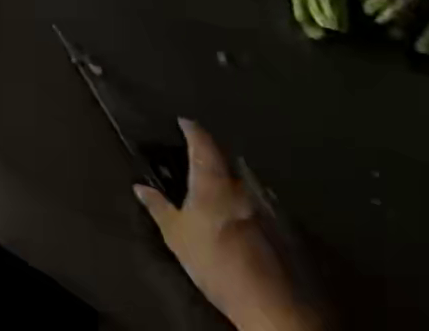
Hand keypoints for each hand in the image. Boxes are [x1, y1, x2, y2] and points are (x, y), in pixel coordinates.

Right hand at [136, 120, 321, 330]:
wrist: (273, 306)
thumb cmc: (216, 262)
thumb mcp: (177, 236)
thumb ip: (159, 208)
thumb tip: (140, 187)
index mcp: (214, 182)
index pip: (203, 143)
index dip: (192, 129)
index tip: (184, 121)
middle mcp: (244, 187)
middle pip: (229, 161)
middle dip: (214, 157)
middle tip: (199, 159)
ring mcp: (270, 208)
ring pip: (248, 184)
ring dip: (234, 182)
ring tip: (220, 190)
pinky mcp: (288, 231)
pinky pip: (264, 206)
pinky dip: (250, 205)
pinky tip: (244, 218)